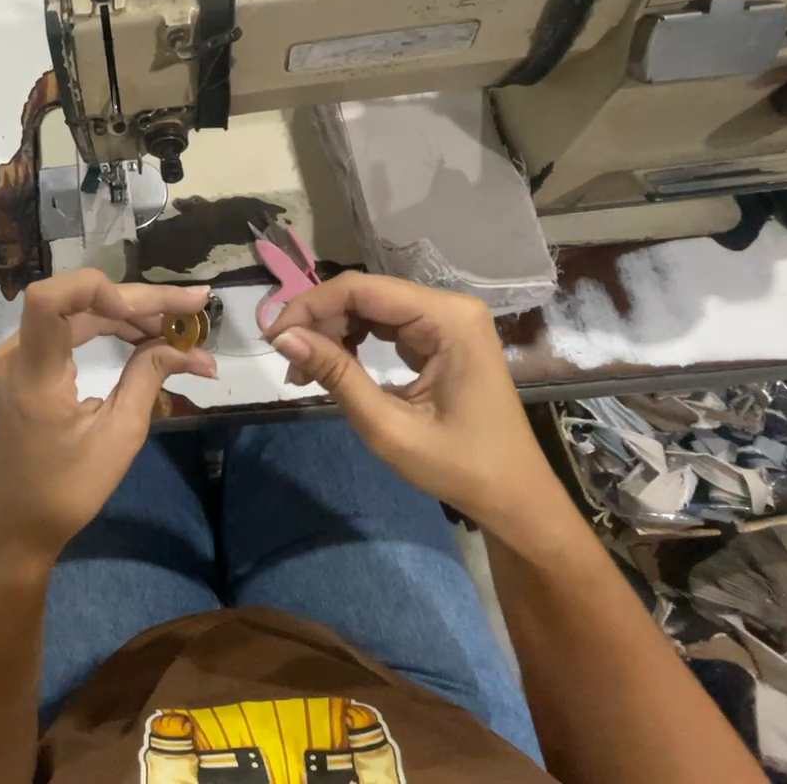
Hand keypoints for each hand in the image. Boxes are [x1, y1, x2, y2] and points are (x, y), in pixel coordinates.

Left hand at [0, 270, 217, 565]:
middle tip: (192, 308)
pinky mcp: (24, 360)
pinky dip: (104, 325)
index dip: (98, 289)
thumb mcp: (119, 434)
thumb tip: (194, 350)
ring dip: (125, 311)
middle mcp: (15, 355)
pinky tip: (142, 332)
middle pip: (75, 301)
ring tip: (176, 324)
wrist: (20, 515)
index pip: (49, 301)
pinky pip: (65, 327)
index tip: (149, 310)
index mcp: (34, 377)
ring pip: (74, 310)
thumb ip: (149, 377)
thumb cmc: (69, 486)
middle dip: (136, 300)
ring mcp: (15, 355)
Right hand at [262, 273, 575, 544]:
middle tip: (287, 361)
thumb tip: (283, 338)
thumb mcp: (388, 425)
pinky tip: (333, 366)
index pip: (361, 289)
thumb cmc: (458, 466)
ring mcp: (446, 321)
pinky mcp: (440, 337)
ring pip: (369, 307)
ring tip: (305, 370)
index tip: (274, 338)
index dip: (310, 306)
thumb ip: (336, 375)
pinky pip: (383, 324)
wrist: (513, 497)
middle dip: (319, 321)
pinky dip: (352, 341)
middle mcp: (449, 307)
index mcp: (447, 320)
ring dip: (331, 332)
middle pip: (364, 294)